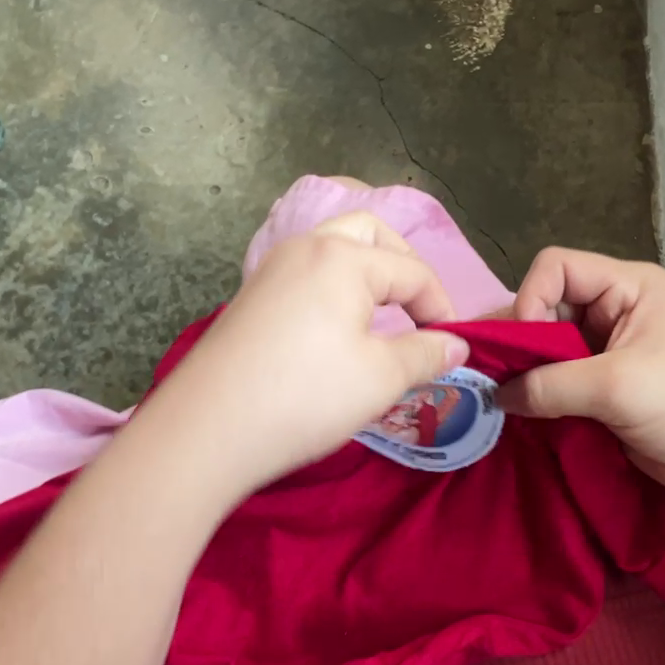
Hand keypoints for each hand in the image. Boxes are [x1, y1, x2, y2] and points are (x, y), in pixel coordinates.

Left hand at [132, 212, 469, 494]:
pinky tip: (337, 331)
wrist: (208, 430)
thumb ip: (426, 354)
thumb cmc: (306, 396)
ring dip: (367, 275)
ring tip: (383, 318)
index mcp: (342, 257)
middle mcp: (304, 248)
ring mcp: (271, 271)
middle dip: (404, 266)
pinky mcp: (250, 300)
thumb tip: (456, 345)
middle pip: (369, 234)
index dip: (442, 307)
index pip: (412, 271)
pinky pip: (306, 276)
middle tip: (419, 310)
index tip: (454, 347)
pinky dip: (334, 290)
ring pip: (333, 251)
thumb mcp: (381, 378)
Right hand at [494, 248, 664, 506]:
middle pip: (545, 306)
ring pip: (546, 347)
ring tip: (496, 395)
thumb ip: (549, 386)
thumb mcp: (617, 387)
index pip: (555, 268)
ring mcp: (607, 350)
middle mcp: (614, 309)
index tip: (523, 348)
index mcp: (628, 286)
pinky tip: (516, 411)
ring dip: (524, 370)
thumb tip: (493, 395)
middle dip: (519, 339)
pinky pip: (556, 380)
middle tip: (492, 375)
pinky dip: (535, 393)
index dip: (530, 299)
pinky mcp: (602, 388)